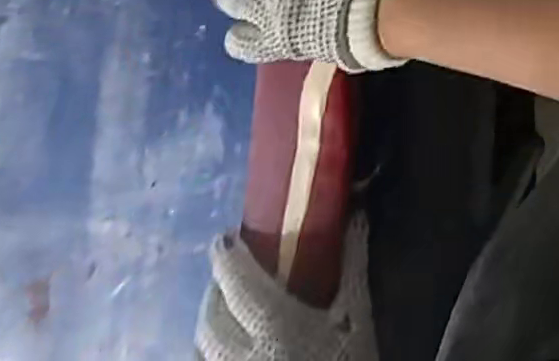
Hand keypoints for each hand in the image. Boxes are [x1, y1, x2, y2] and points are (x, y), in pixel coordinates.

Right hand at [195, 0, 420, 70]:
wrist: (372, 6)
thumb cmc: (363, 36)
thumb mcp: (339, 52)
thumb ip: (323, 44)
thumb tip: (332, 42)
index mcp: (280, 41)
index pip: (246, 45)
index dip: (240, 39)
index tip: (238, 34)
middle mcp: (270, 11)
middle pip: (238, 5)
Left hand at [196, 217, 378, 360]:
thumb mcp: (356, 315)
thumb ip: (352, 263)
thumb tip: (357, 213)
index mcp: (271, 325)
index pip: (234, 281)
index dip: (224, 256)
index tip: (224, 239)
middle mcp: (242, 356)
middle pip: (210, 318)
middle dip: (215, 292)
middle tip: (229, 277)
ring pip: (201, 353)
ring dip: (209, 330)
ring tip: (224, 316)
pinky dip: (212, 359)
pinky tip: (228, 354)